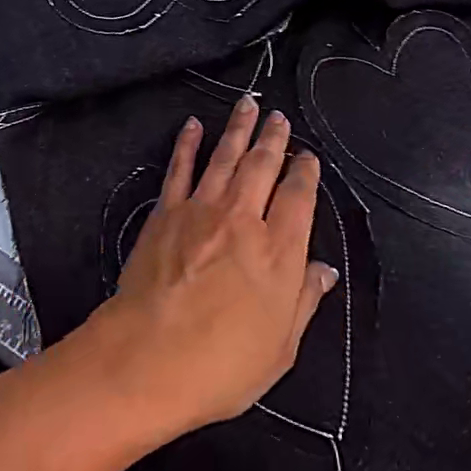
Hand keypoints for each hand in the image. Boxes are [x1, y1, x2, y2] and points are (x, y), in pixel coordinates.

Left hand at [79, 96, 336, 433]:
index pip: (299, 196)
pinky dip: (188, 143)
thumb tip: (325, 270)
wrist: (145, 360)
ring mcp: (202, 210)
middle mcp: (243, 218)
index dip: (306, 171)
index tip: (308, 156)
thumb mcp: (280, 348)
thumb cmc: (219, 365)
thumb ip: (305, 300)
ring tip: (248, 104)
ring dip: (239, 128)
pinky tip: (193, 125)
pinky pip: (180, 168)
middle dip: (274, 138)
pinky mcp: (166, 212)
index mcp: (278, 251)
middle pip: (263, 165)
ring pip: (226, 156)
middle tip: (279, 117)